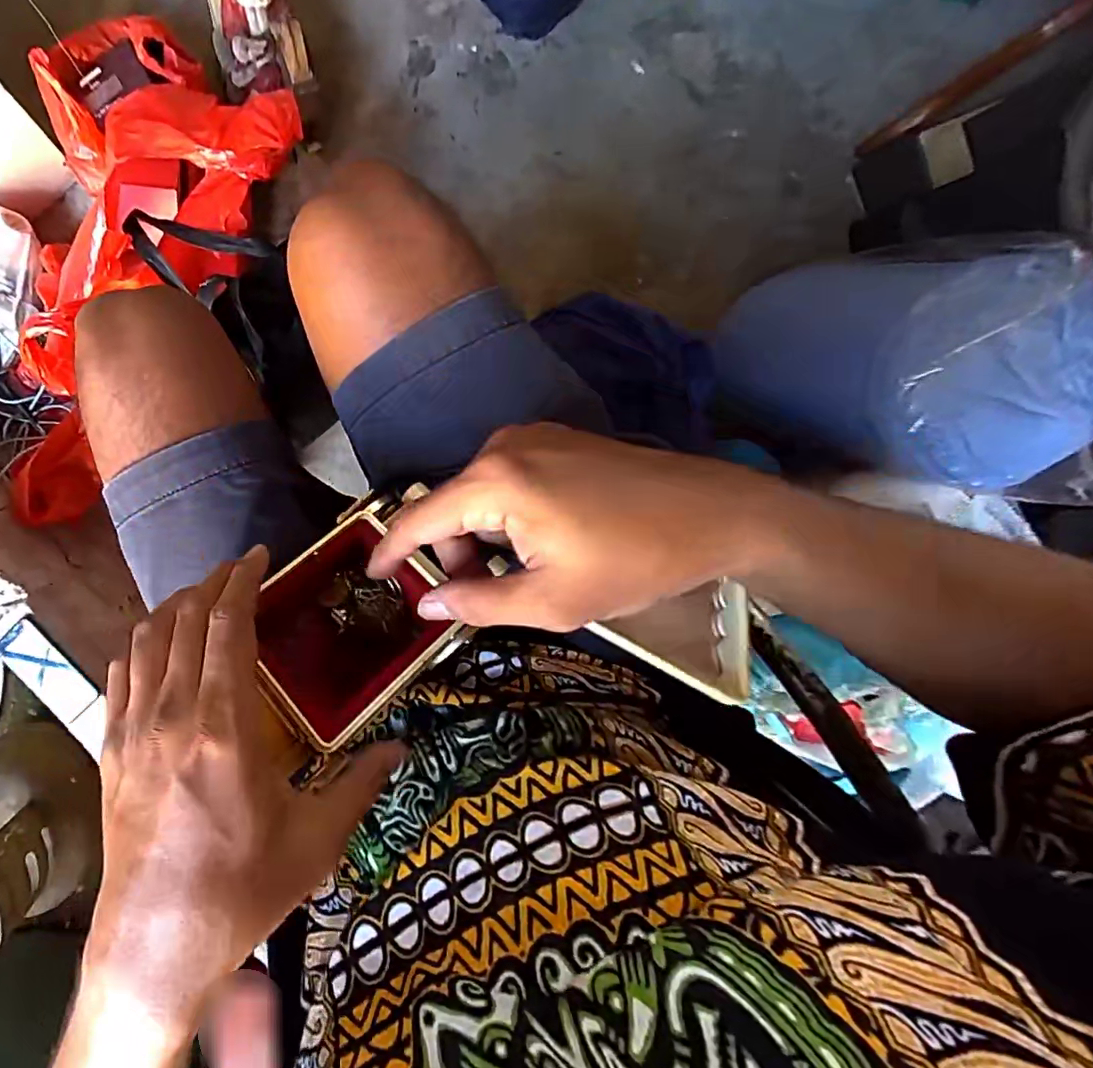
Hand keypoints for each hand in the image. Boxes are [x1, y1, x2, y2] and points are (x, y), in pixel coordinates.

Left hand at [72, 546, 405, 1065]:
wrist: (156, 943)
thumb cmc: (241, 888)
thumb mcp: (316, 840)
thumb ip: (359, 784)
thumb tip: (398, 747)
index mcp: (225, 725)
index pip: (226, 625)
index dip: (241, 581)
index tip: (258, 558)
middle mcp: (173, 714)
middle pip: (183, 620)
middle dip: (211, 583)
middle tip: (238, 571)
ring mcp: (133, 731)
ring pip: (146, 640)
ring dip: (174, 607)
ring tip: (202, 598)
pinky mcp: (110, 751)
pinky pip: (119, 675)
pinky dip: (140, 644)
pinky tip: (156, 645)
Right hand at [369, 423, 801, 631]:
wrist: (719, 513)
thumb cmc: (635, 562)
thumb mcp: (552, 601)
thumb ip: (477, 605)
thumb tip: (425, 606)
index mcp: (495, 483)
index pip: (418, 519)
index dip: (391, 552)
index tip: (373, 578)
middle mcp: (502, 446)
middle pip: (447, 508)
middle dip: (455, 557)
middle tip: (485, 597)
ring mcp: (530, 435)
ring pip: (475, 495)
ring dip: (482, 539)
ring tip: (526, 573)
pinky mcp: (554, 437)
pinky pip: (504, 480)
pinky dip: (504, 517)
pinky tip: (542, 541)